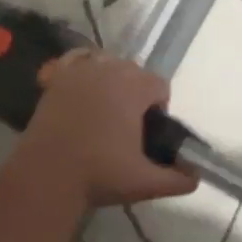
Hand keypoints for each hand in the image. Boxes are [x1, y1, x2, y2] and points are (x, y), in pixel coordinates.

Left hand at [17, 49, 198, 207]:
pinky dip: (83, 66)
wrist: (45, 177)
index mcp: (134, 88)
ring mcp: (79, 71)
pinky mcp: (56, 78)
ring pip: (107, 63)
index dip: (158, 107)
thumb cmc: (98, 175)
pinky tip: (82, 86)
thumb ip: (177, 179)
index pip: (160, 85)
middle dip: (136, 93)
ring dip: (112, 80)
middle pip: (134, 72)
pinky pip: (77, 59)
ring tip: (105, 111)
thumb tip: (196, 178)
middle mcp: (109, 70)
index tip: (148, 132)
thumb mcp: (144, 182)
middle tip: (127, 127)